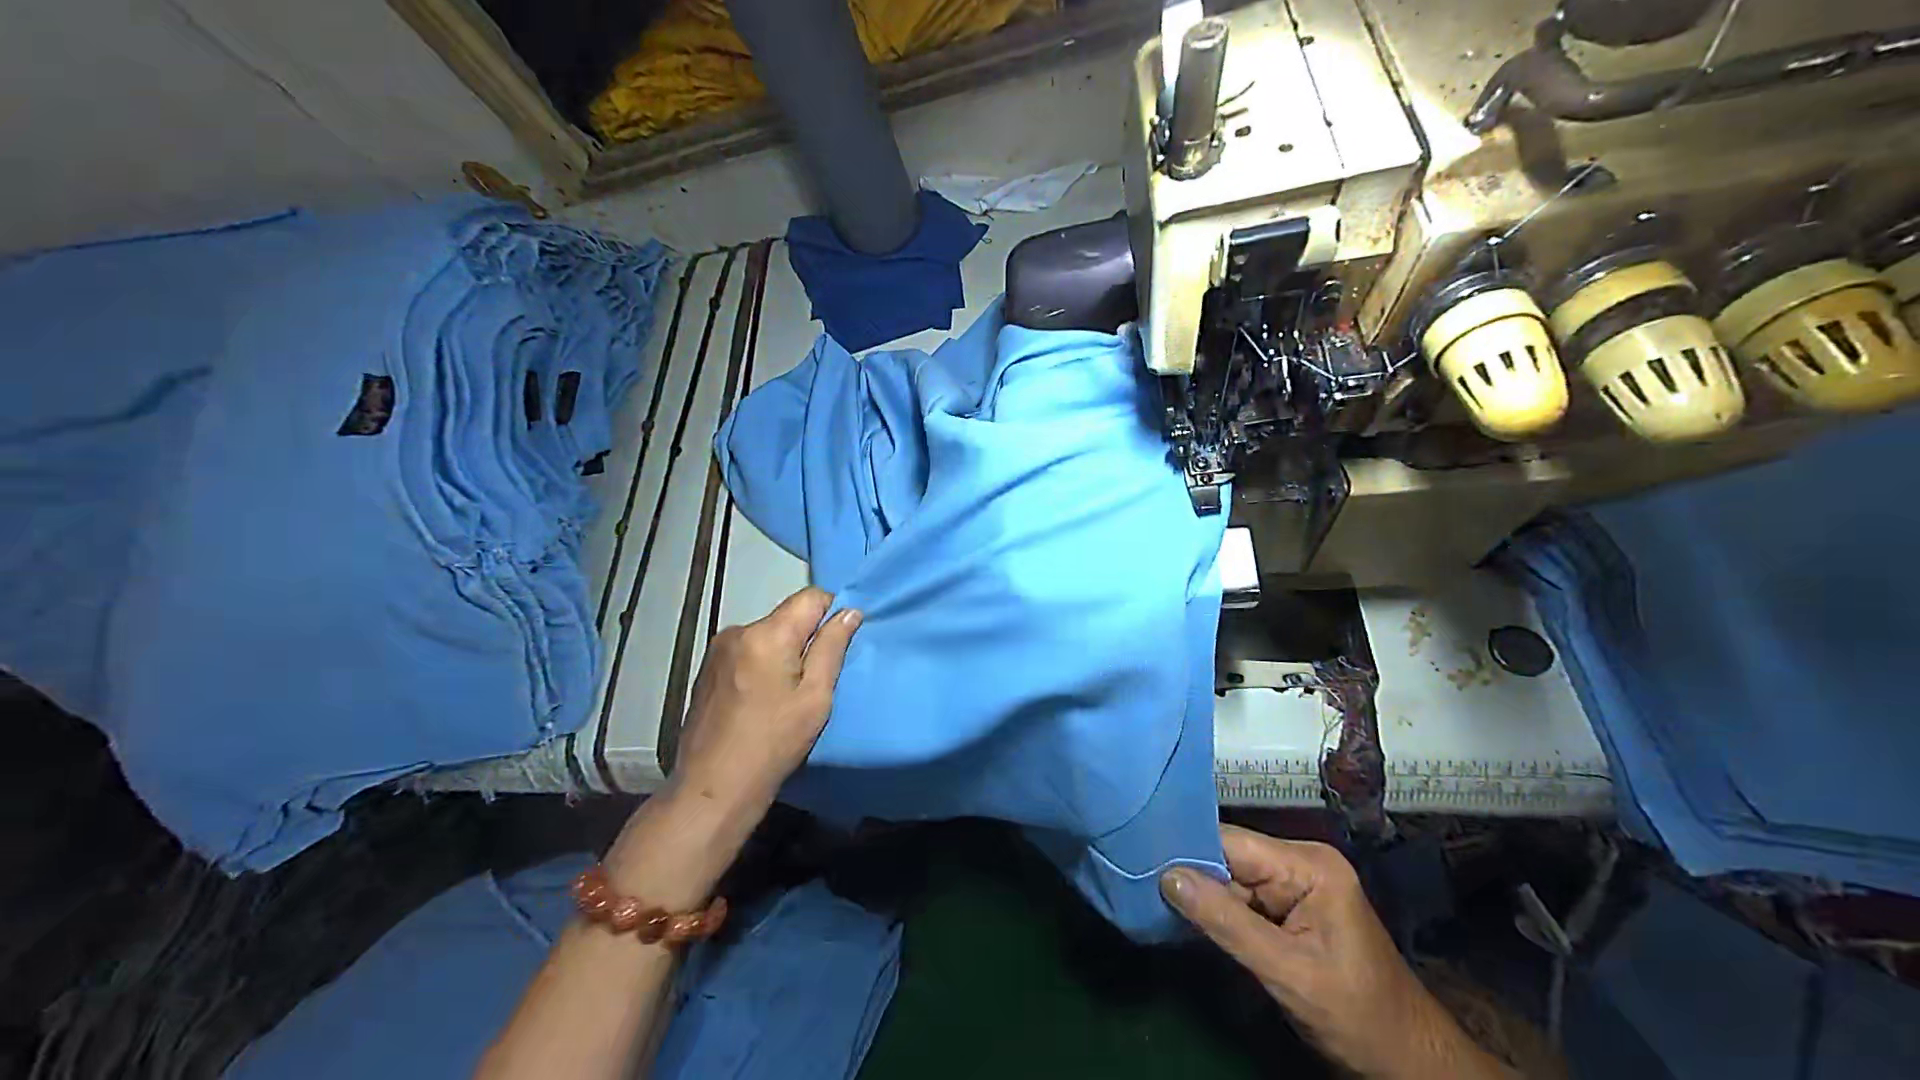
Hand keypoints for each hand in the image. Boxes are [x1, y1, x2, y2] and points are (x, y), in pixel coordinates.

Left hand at [602, 587, 860, 908]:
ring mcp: (718, 649)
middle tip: (816, 679)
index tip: (840, 645)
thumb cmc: (773, 744)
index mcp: (766, 634)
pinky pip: (747, 651)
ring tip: (787, 694)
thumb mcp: (815, 697)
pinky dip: (762, 664)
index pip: (811, 597)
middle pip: (787, 617)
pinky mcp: (707, 669)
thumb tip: (849, 611)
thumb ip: (832, 648)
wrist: (713, 788)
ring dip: (783, 653)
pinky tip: (762, 699)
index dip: (832, 613)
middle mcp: (738, 630)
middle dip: (806, 638)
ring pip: (767, 635)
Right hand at [1161, 826, 1512, 1079]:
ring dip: (1199, 896)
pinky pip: (1240, 898)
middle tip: (1140, 883)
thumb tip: (1167, 877)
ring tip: (1153, 899)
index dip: (1185, 849)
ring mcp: (1294, 884)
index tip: (1139, 857)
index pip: (1230, 843)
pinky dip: (1216, 911)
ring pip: (1228, 878)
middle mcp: (1299, 862)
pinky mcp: (1288, 907)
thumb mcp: (1288, 973)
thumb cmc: (1357, 1016)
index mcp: (1308, 865)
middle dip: (1189, 875)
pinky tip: (1186, 917)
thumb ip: (1226, 923)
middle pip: (1227, 858)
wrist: (1408, 1062)